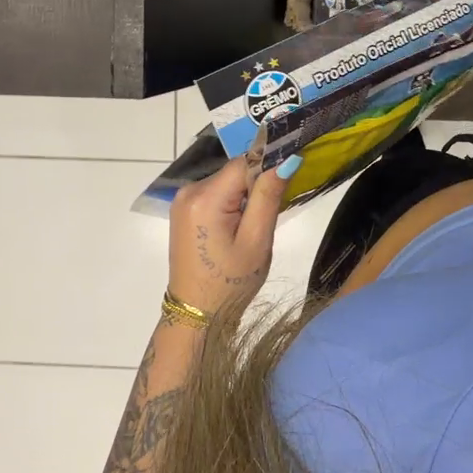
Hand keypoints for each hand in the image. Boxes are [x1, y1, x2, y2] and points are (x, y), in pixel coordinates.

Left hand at [166, 156, 299, 315]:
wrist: (197, 314)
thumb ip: (269, 196)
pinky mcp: (184, 209)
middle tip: (270, 216)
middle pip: (236, 171)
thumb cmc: (230, 283)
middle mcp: (189, 190)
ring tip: (253, 226)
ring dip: (246, 195)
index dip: (270, 166)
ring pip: (228, 181)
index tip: (289, 181)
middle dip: (257, 185)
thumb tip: (287, 158)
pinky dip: (233, 202)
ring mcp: (183, 199)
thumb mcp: (257, 241)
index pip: (245, 162)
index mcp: (206, 198)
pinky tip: (237, 227)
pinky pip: (217, 192)